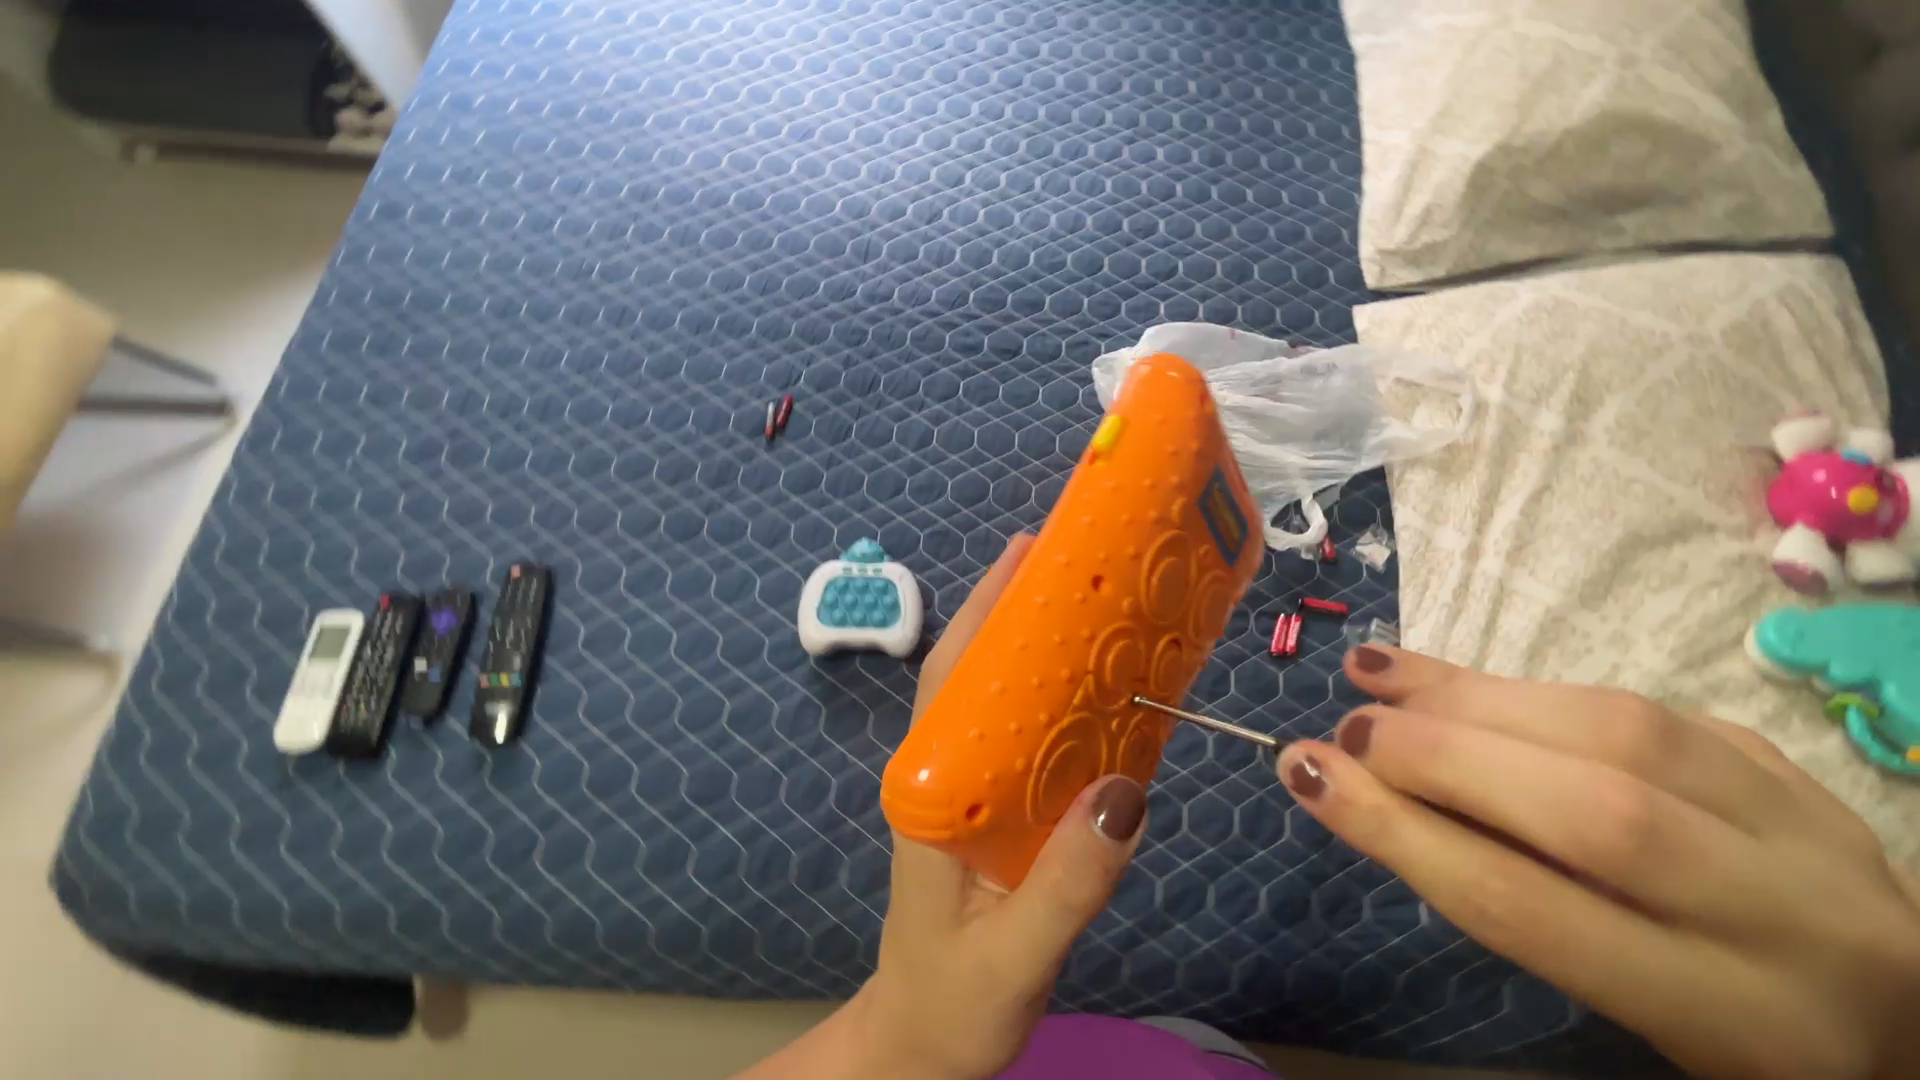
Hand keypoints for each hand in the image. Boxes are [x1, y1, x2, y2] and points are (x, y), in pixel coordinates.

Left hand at [734, 535, 1147, 1079]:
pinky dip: (1061, 708)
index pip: (951, 682)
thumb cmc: (955, 1002)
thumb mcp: (1015, 955)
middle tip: (1076, 561)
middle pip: (976, 675)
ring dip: (1039, 651)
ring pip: (1002, 704)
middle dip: (1015, 612)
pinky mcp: (994, 815)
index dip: (984, 613)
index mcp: (932, 794)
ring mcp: (969, 794)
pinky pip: (1029, 745)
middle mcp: (945, 777)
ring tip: (1097, 607)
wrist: (923, 1044)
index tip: (1027, 556)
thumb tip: (1127, 793)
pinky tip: (1106, 696)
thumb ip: (1067, 883)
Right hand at [1278, 644, 1919, 1079]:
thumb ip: (1510, 904)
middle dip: (1442, 757)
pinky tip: (1455, 678)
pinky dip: (1529, 682)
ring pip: (1626, 733)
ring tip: (1379, 681)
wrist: (1900, 1019)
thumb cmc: (1725, 1035)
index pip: (1534, 909)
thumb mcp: (1622, 1013)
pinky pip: (1645, 704)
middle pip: (1594, 813)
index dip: (1403, 833)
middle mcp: (1793, 921)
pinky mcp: (1790, 765)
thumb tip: (1369, 795)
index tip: (1305, 776)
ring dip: (1477, 699)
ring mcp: (1807, 826)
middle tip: (1345, 732)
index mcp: (1737, 1018)